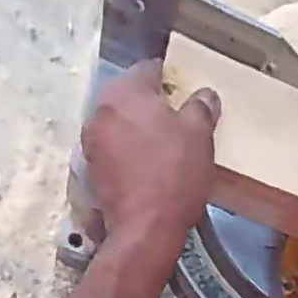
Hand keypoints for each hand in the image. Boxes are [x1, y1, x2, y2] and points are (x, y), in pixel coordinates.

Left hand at [80, 60, 219, 251]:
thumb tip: (205, 94)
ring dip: (139, 132)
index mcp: (126, 91)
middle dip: (152, 107)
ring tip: (163, 151)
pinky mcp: (91, 170)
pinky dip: (129, 155)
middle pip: (131, 98)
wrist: (145, 228)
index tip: (186, 94)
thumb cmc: (174, 175)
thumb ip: (201, 108)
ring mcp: (91, 141)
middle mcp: (100, 109)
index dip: (171, 79)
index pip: (150, 69)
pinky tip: (148, 171)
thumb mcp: (199, 137)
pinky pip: (114, 152)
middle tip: (178, 125)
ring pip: (121, 125)